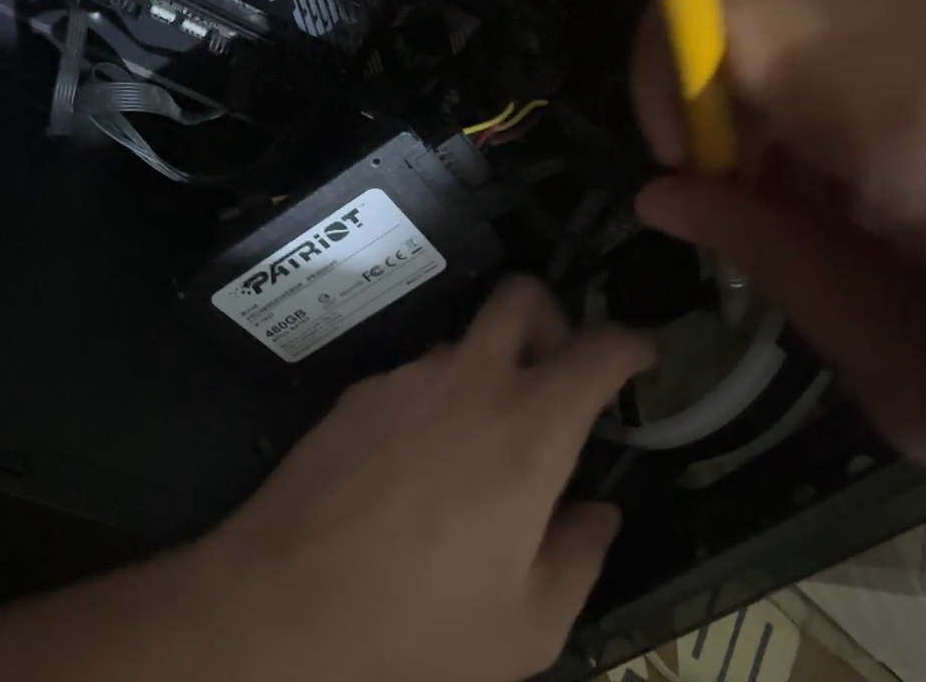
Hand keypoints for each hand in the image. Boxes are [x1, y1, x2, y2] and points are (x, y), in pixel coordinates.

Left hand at [189, 277, 654, 681]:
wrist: (281, 605)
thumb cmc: (415, 627)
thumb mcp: (526, 626)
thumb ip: (579, 558)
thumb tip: (597, 513)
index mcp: (527, 432)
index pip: (596, 351)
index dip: (631, 342)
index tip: (644, 354)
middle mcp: (466, 383)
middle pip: (520, 298)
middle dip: (553, 318)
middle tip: (558, 374)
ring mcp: (404, 380)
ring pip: (462, 344)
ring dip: (488, 373)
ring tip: (478, 447)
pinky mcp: (357, 394)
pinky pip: (413, 378)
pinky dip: (434, 402)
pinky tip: (415, 466)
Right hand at [632, 0, 925, 607]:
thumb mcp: (918, 381)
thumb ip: (773, 255)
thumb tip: (668, 190)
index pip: (724, 6)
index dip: (666, 68)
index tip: (696, 157)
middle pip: (807, 15)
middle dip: (772, 108)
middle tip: (817, 211)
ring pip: (892, 13)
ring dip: (863, 98)